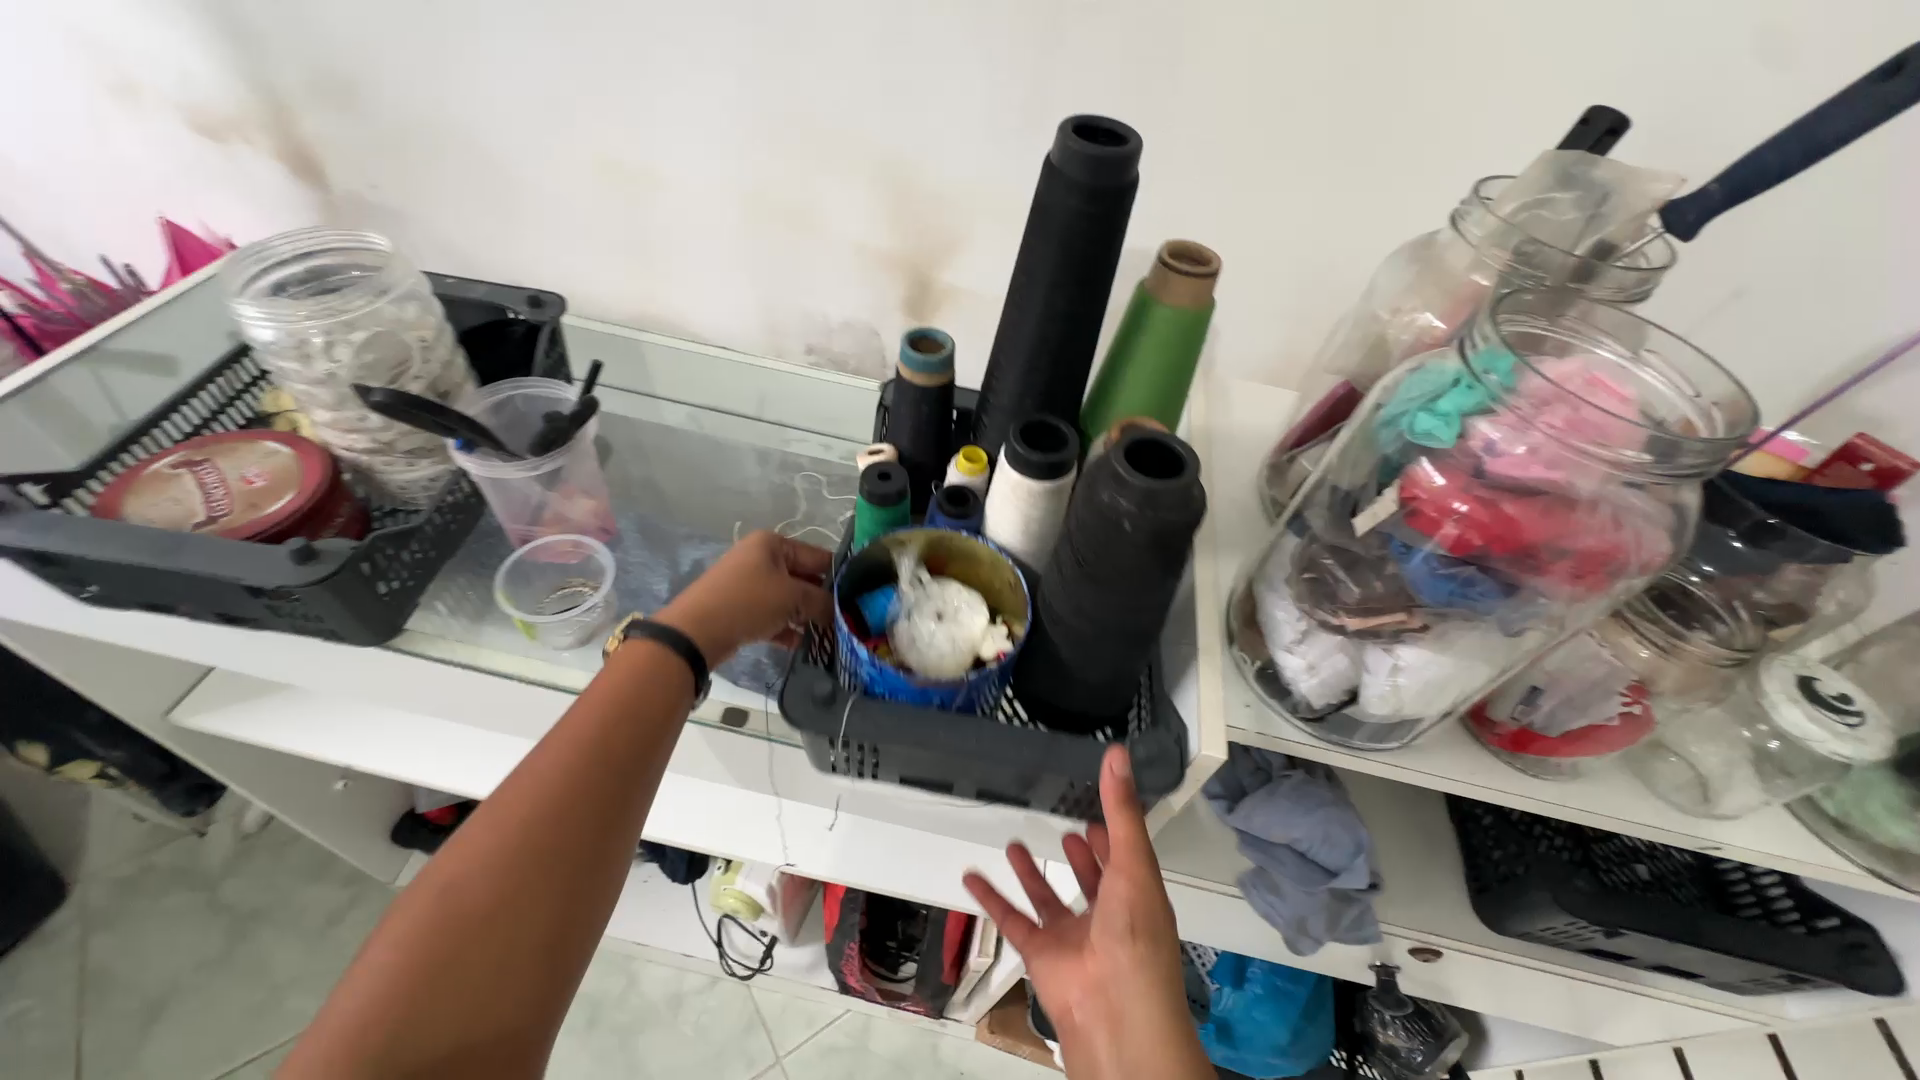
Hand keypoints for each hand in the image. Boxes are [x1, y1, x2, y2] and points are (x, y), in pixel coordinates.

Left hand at [654, 530, 832, 664]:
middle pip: (804, 578)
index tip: (860, 597)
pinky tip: (805, 646)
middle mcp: (761, 559)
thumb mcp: (792, 597)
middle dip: (823, 600)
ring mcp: (750, 585)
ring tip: (831, 636)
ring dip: (807, 617)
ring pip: (789, 600)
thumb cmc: (748, 602)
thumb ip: (822, 602)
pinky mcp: (742, 610)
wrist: (696, 632)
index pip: (818, 556)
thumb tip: (841, 612)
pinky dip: (788, 629)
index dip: (839, 576)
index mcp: (773, 544)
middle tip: (848, 620)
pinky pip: (773, 617)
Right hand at [963, 747, 1211, 1079]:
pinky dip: (991, 898)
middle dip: (1081, 856)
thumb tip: (1118, 754)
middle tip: (1066, 828)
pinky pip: (1012, 919)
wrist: (1114, 1011)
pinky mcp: (1041, 952)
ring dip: (1032, 873)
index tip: (1098, 810)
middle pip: (1091, 880)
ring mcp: (1073, 936)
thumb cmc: (1134, 934)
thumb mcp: (1132, 861)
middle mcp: (1107, 914)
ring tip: (1015, 843)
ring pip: (1049, 899)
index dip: (1114, 835)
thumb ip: (1121, 809)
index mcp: (1136, 894)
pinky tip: (972, 877)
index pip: (1125, 857)